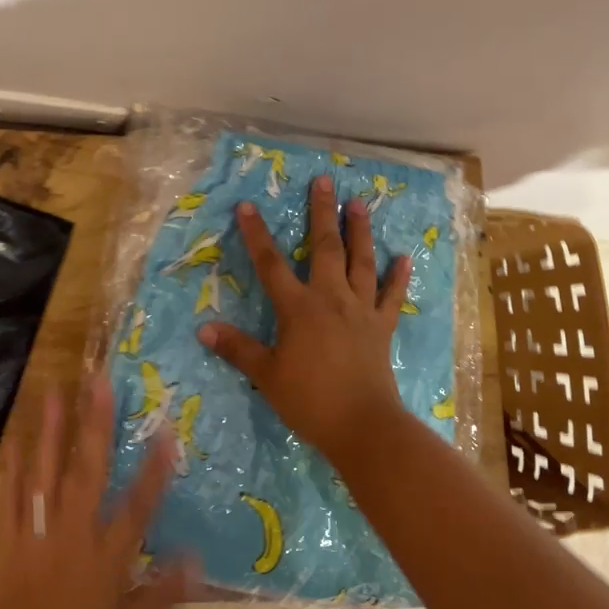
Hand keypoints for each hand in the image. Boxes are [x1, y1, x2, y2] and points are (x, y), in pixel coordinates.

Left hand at [0, 377, 191, 608]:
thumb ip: (160, 595)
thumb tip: (195, 559)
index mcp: (106, 560)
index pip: (138, 506)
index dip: (156, 468)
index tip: (167, 429)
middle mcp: (71, 538)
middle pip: (88, 473)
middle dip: (95, 425)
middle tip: (99, 382)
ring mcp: (36, 539)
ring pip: (45, 476)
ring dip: (50, 432)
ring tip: (54, 392)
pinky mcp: (9, 548)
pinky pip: (9, 503)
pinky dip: (11, 471)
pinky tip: (13, 440)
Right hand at [198, 173, 412, 463]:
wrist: (364, 427)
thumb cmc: (310, 401)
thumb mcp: (266, 376)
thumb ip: (238, 348)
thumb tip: (204, 328)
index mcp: (298, 308)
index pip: (271, 263)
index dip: (257, 234)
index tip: (248, 205)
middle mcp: (330, 298)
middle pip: (324, 247)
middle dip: (322, 212)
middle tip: (325, 180)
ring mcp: (361, 310)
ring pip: (361, 262)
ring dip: (360, 231)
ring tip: (360, 203)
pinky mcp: (382, 327)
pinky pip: (392, 296)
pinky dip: (398, 277)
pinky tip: (404, 257)